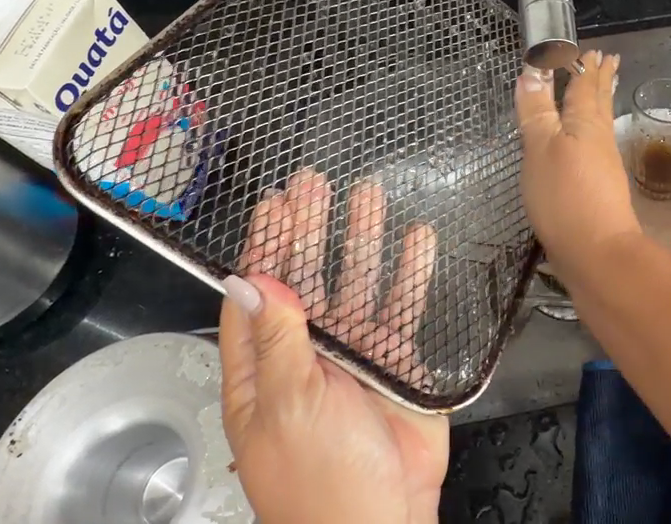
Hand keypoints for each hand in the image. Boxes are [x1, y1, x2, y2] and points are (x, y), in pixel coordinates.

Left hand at [218, 168, 447, 523]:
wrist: (383, 521)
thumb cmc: (317, 476)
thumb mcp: (288, 405)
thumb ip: (278, 338)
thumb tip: (252, 278)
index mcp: (264, 368)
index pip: (257, 292)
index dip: (264, 246)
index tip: (274, 201)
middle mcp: (306, 352)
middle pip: (308, 276)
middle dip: (311, 229)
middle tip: (316, 181)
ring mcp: (354, 354)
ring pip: (358, 282)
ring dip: (363, 239)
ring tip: (370, 194)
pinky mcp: (396, 360)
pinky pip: (403, 306)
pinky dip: (411, 273)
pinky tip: (418, 239)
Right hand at [515, 50, 639, 268]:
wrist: (597, 253)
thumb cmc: (565, 195)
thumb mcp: (541, 148)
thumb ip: (537, 111)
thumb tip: (532, 71)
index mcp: (584, 122)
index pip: (584, 85)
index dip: (583, 67)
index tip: (592, 49)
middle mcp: (598, 138)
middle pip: (599, 101)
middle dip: (601, 80)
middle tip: (609, 60)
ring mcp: (602, 164)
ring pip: (600, 122)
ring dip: (600, 102)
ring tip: (602, 90)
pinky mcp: (599, 188)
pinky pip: (597, 144)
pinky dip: (594, 131)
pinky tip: (589, 140)